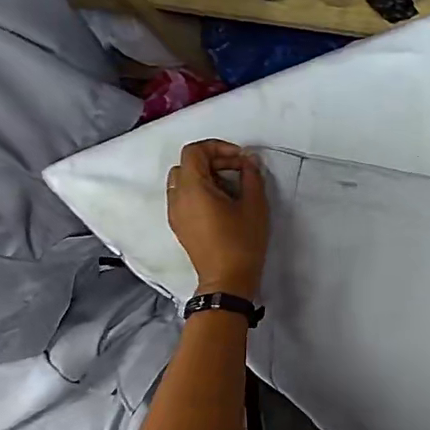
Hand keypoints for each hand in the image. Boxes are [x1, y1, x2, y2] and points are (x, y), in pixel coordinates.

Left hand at [167, 139, 268, 298]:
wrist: (226, 281)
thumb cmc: (241, 243)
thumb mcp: (255, 205)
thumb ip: (252, 176)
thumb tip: (249, 160)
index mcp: (192, 188)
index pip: (194, 151)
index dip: (218, 147)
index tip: (239, 159)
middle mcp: (177, 198)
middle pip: (187, 164)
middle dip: (213, 160)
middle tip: (238, 171)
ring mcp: (175, 213)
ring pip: (183, 180)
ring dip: (204, 175)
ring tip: (229, 187)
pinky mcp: (179, 225)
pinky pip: (183, 196)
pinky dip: (199, 190)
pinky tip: (221, 203)